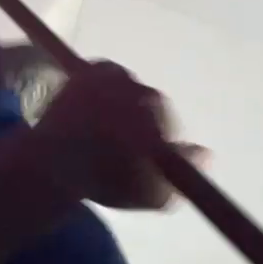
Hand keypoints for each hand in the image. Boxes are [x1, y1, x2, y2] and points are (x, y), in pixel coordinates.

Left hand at [20, 60, 206, 209]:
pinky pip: (107, 70)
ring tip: (103, 123)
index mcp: (159, 116)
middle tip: (120, 139)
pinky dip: (105, 83)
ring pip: (128, 86)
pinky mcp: (89, 70)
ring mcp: (113, 76)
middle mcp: (140, 90)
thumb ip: (183, 170)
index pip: (168, 122)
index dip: (157, 138)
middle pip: (149, 103)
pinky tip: (94, 102)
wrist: (55, 160)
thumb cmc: (105, 182)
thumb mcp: (152, 193)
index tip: (142, 151)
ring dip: (121, 100)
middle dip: (139, 119)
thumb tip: (207, 153)